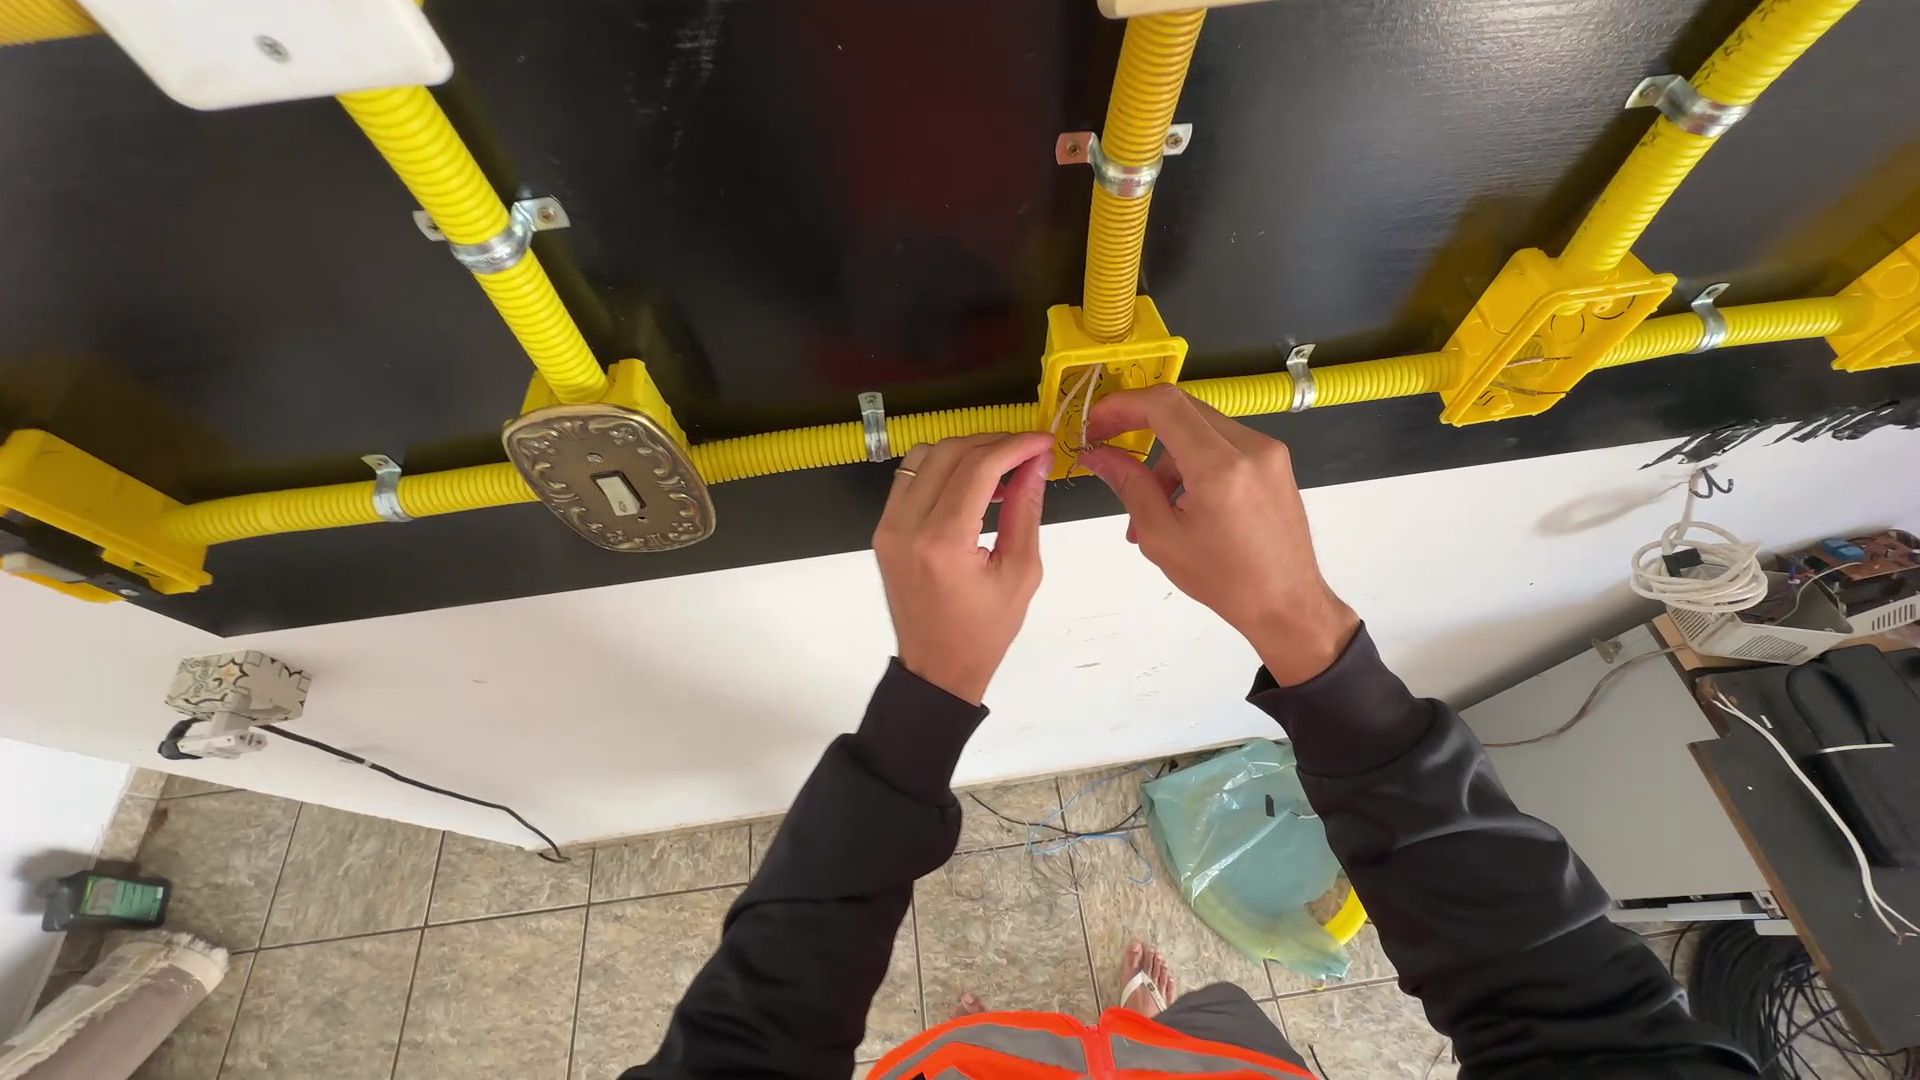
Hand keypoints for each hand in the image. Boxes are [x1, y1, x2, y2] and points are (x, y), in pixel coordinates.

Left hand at [874, 431, 1053, 703]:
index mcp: (943, 543)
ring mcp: (888, 527)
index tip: (1043, 441)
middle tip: (1026, 453)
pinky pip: (909, 477)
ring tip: (999, 470)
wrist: (936, 668)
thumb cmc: (984, 632)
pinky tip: (969, 485)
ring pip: (923, 456)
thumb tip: (1037, 463)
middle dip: (992, 443)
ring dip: (964, 451)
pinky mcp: (883, 530)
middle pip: (949, 452)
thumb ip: (1027, 510)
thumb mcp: (1021, 573)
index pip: (978, 467)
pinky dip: (940, 468)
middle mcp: (907, 527)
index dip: (1015, 445)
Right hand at [1080, 386, 1358, 685]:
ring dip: (1164, 451)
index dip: (1122, 405)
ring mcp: (1267, 451)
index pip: (1164, 405)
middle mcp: (1250, 447)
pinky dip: (1191, 459)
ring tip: (1150, 501)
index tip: (1096, 422)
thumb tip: (1098, 455)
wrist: (1287, 603)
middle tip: (1107, 446)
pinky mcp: (1273, 460)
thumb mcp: (1162, 537)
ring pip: (1199, 425)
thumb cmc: (1226, 580)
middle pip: (1181, 407)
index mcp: (1220, 467)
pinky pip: (1221, 442)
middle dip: (1138, 422)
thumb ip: (1129, 485)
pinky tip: (1181, 499)